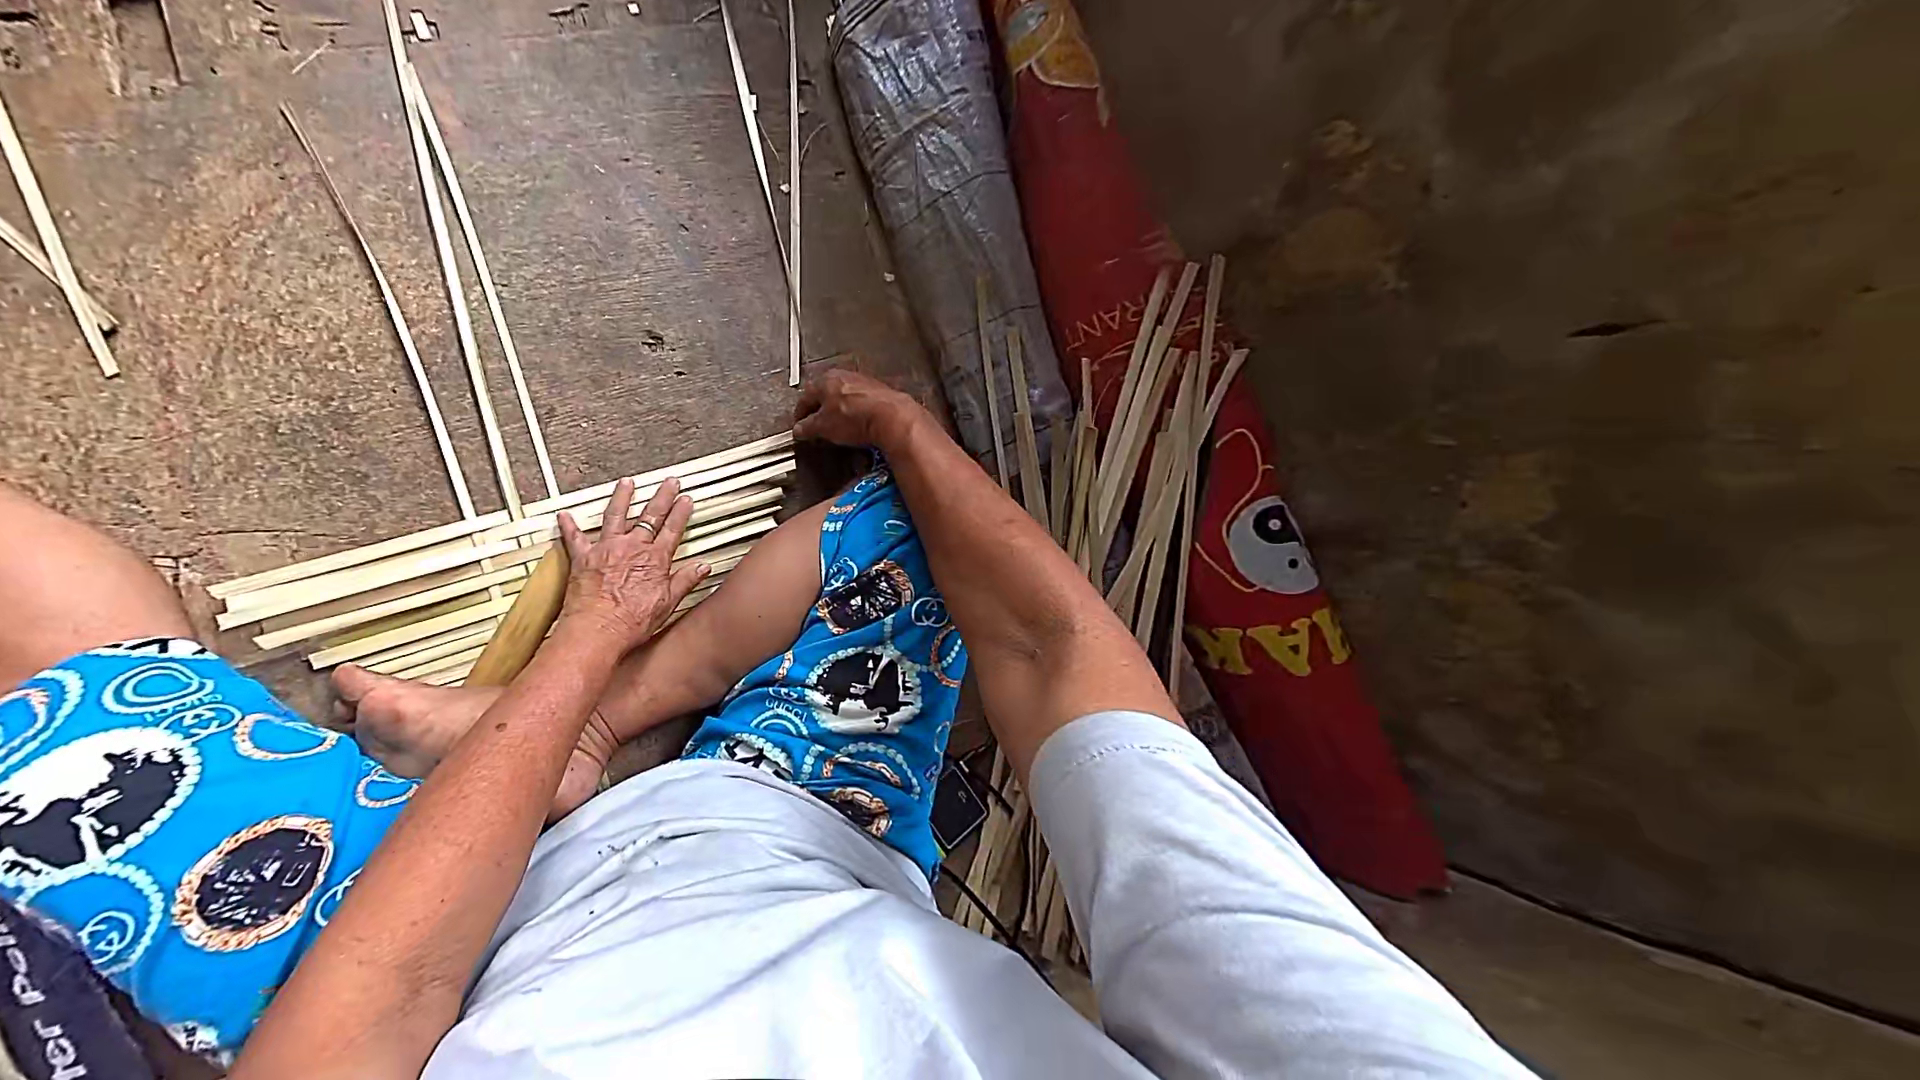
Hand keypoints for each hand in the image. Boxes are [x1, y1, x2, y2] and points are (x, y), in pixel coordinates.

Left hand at [555, 477, 709, 652]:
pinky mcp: (583, 559)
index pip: (672, 529)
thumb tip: (702, 567)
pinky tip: (566, 516)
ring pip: (615, 516)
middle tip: (669, 483)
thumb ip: (685, 581)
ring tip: (627, 483)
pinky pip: (575, 538)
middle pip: (650, 516)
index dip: (680, 512)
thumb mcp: (668, 603)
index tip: (685, 500)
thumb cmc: (631, 621)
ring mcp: (606, 550)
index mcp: (655, 559)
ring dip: (622, 497)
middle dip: (662, 497)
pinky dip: (570, 526)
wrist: (598, 631)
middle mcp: (632, 548)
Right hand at [793, 369, 925, 448]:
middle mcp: (844, 376)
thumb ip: (808, 428)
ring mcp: (864, 382)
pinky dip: (857, 413)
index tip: (800, 425)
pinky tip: (859, 424)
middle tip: (818, 426)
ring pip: (845, 397)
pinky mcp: (880, 392)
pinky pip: (862, 403)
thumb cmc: (854, 418)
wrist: (891, 417)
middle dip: (820, 411)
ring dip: (840, 411)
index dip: (800, 414)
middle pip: (826, 394)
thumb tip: (800, 430)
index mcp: (825, 380)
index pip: (805, 397)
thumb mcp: (824, 427)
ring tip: (839, 427)